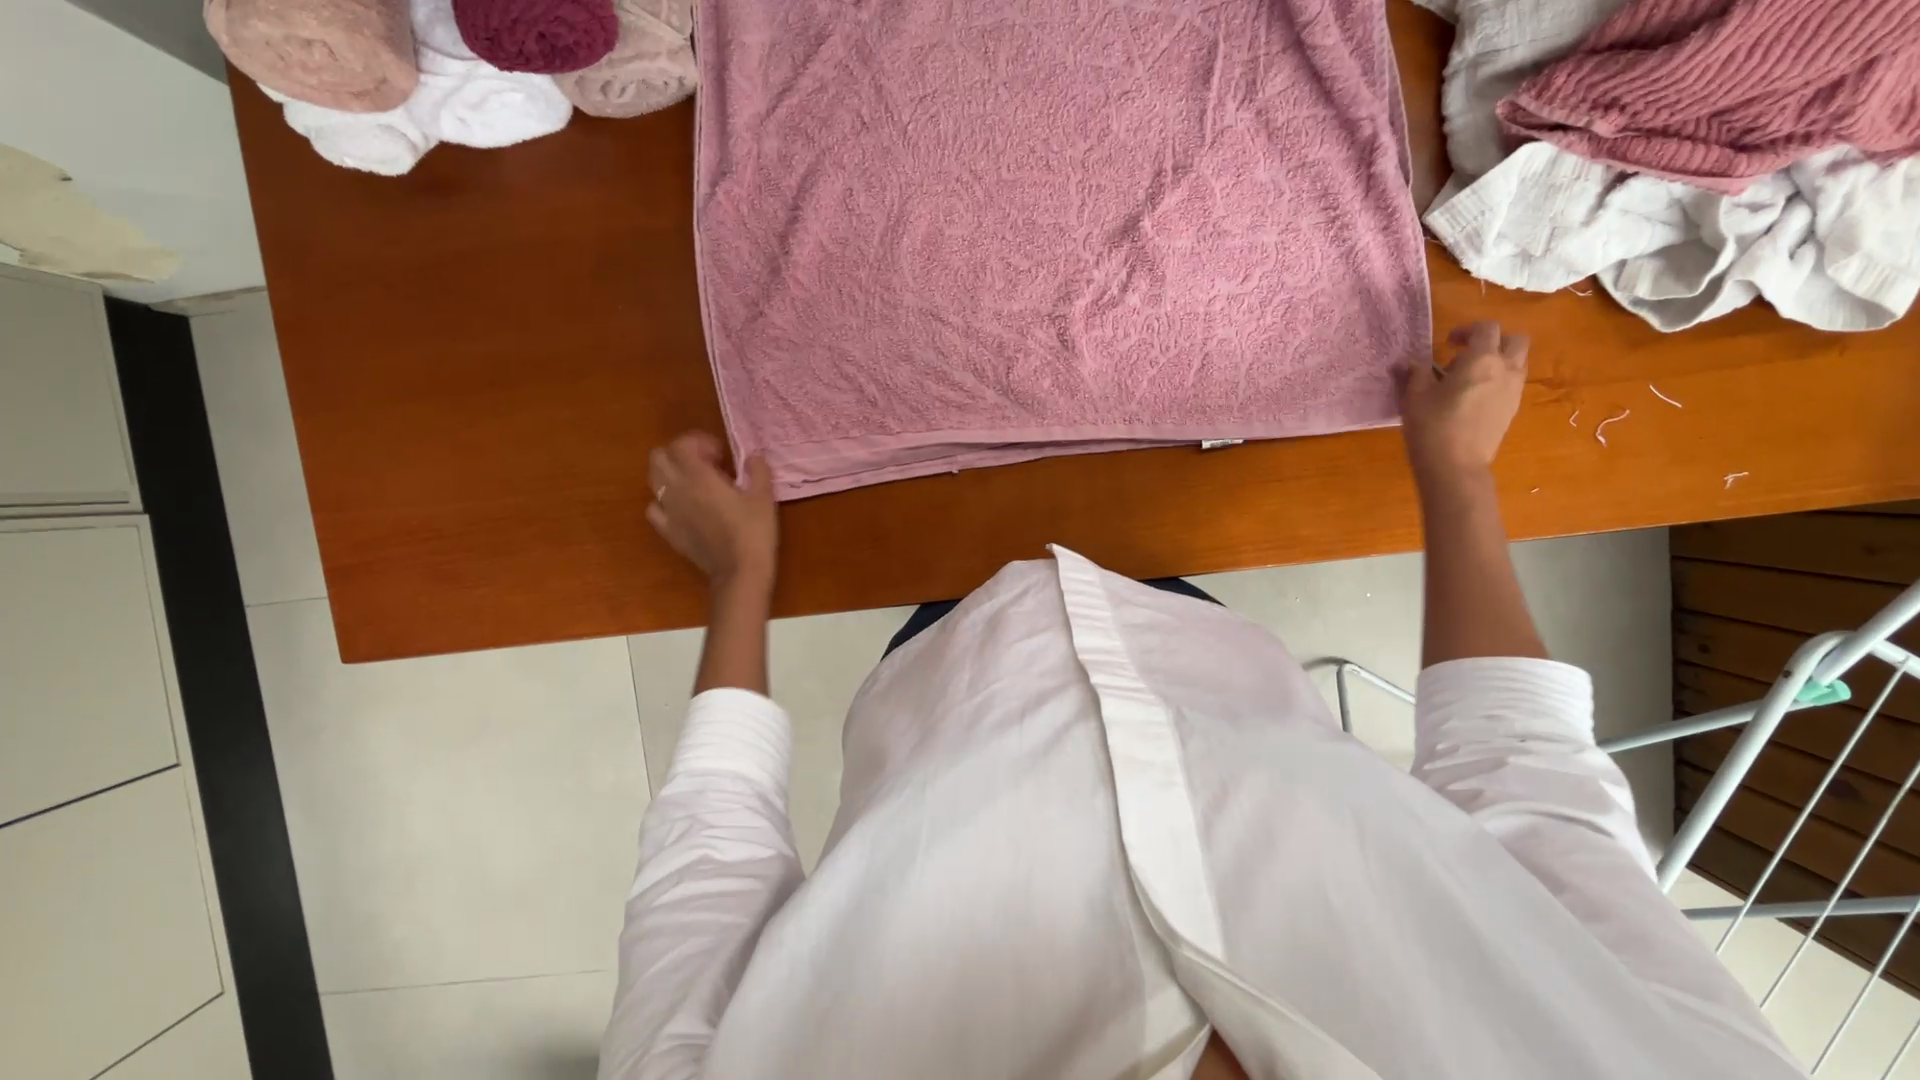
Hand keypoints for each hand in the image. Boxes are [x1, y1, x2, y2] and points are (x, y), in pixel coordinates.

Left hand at [647, 432, 777, 592]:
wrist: (740, 572)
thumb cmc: (753, 531)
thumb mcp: (763, 497)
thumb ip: (758, 470)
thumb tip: (753, 456)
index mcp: (699, 477)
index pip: (682, 444)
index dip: (699, 442)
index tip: (720, 454)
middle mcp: (677, 490)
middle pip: (659, 457)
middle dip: (679, 454)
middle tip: (705, 464)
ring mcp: (669, 511)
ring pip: (653, 480)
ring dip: (670, 474)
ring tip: (694, 483)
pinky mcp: (668, 531)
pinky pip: (654, 508)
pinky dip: (664, 501)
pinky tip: (682, 507)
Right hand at [1400, 321, 1528, 483]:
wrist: (1456, 465)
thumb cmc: (1432, 425)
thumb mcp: (1414, 396)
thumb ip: (1414, 373)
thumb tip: (1408, 362)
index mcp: (1482, 359)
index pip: (1486, 328)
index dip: (1467, 330)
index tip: (1448, 342)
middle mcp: (1505, 369)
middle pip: (1514, 340)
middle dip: (1494, 341)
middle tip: (1466, 355)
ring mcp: (1513, 391)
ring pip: (1517, 362)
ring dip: (1498, 361)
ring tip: (1468, 379)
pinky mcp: (1512, 410)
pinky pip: (1511, 384)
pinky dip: (1497, 381)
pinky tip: (1473, 398)